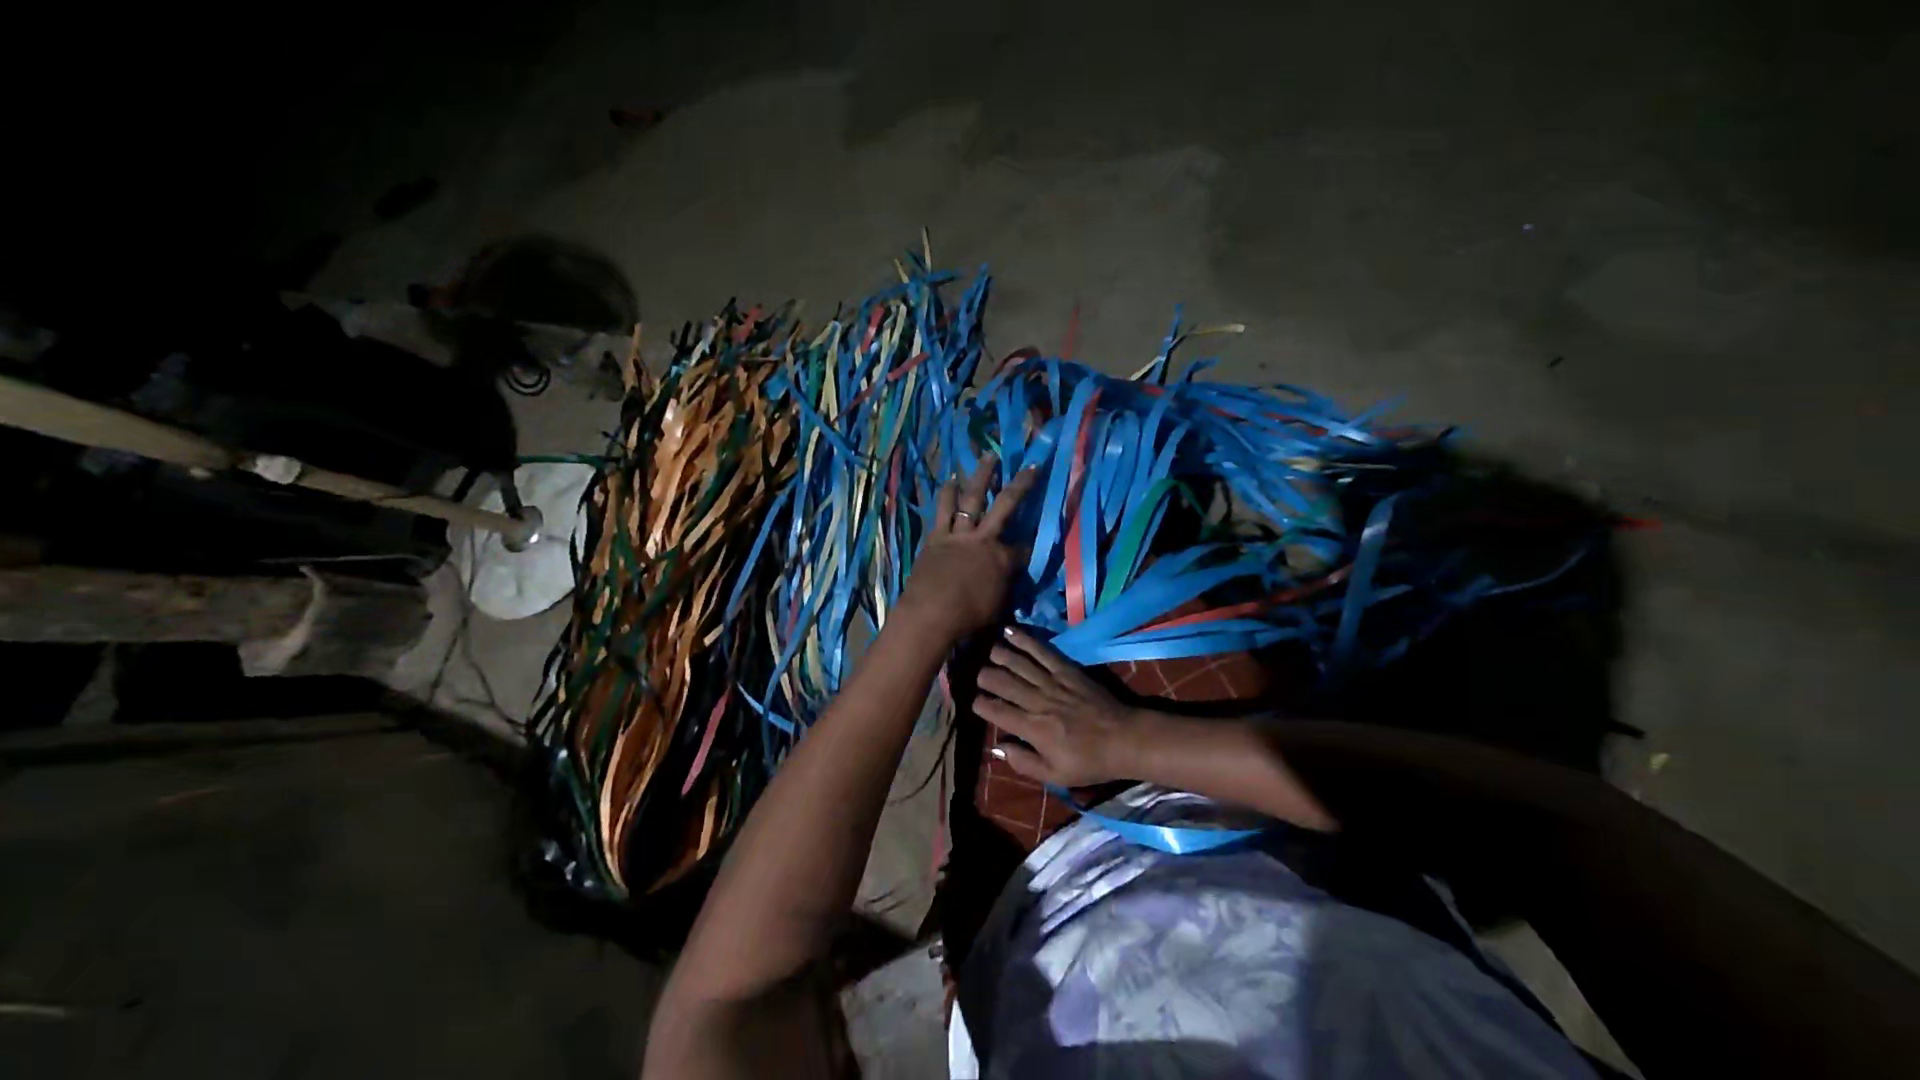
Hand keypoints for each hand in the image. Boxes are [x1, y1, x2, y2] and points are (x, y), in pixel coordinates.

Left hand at [895, 455, 1038, 642]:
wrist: (930, 614)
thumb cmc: (967, 618)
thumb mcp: (997, 608)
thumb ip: (1005, 588)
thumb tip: (1009, 582)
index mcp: (1003, 560)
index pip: (1024, 547)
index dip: (1032, 540)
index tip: (1039, 532)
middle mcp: (984, 540)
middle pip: (1006, 506)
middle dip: (1022, 485)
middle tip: (1032, 465)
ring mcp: (959, 535)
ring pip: (972, 498)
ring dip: (981, 476)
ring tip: (987, 456)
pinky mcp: (936, 537)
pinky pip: (942, 510)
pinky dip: (947, 493)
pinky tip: (951, 480)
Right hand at [975, 627, 1147, 785]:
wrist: (1125, 739)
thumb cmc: (1090, 762)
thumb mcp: (1056, 776)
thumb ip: (1024, 763)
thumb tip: (997, 748)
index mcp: (1034, 729)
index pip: (997, 712)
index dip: (980, 704)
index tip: (973, 701)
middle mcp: (1039, 702)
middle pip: (1003, 683)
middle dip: (985, 677)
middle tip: (976, 674)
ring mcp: (1054, 683)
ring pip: (1019, 664)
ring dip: (1000, 655)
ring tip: (987, 650)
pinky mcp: (1067, 670)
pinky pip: (1042, 652)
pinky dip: (1025, 640)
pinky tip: (1010, 632)